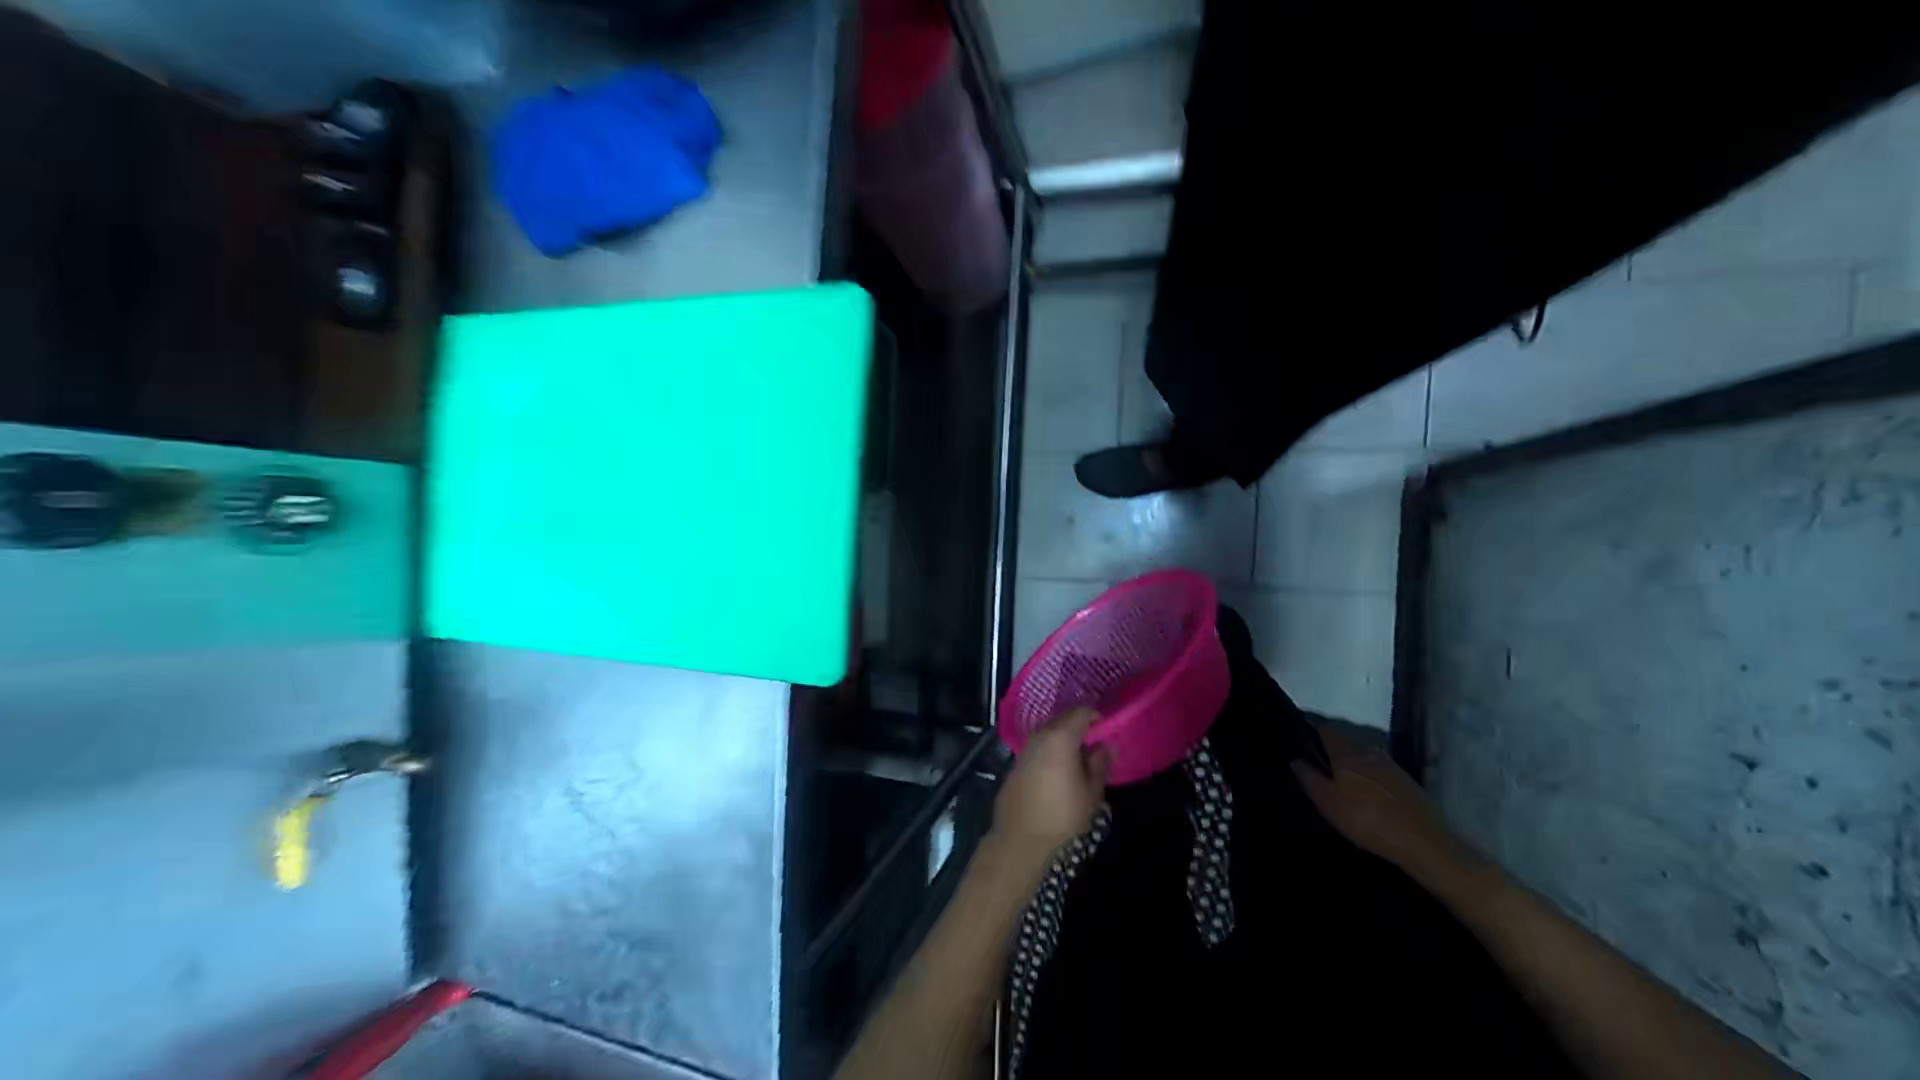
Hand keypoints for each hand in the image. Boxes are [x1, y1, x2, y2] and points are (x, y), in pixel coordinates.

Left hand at [991, 707, 1112, 867]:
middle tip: (1095, 744)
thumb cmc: (1063, 817)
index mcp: (1060, 739)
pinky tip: (1056, 773)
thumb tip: (1107, 745)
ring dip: (1062, 741)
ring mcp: (1022, 752)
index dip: (1095, 716)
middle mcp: (1038, 738)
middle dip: (1078, 727)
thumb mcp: (1092, 793)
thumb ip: (1100, 763)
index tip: (1106, 728)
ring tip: (1078, 760)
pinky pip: (1036, 751)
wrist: (1020, 843)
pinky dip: (1048, 754)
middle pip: (1061, 721)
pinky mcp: (1013, 767)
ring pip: (1046, 736)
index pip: (1080, 712)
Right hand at [1290, 723, 1479, 882]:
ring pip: (1362, 754)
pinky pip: (1378, 769)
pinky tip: (1366, 795)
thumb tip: (1295, 758)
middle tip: (1319, 767)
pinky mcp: (1406, 780)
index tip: (1300, 744)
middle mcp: (1369, 749)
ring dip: (1351, 763)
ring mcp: (1391, 764)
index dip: (1311, 732)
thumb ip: (1308, 778)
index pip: (1325, 727)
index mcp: (1347, 751)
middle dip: (1331, 748)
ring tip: (1342, 783)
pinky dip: (1368, 775)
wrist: (1424, 843)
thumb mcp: (1327, 803)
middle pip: (1345, 739)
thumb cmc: (1367, 820)